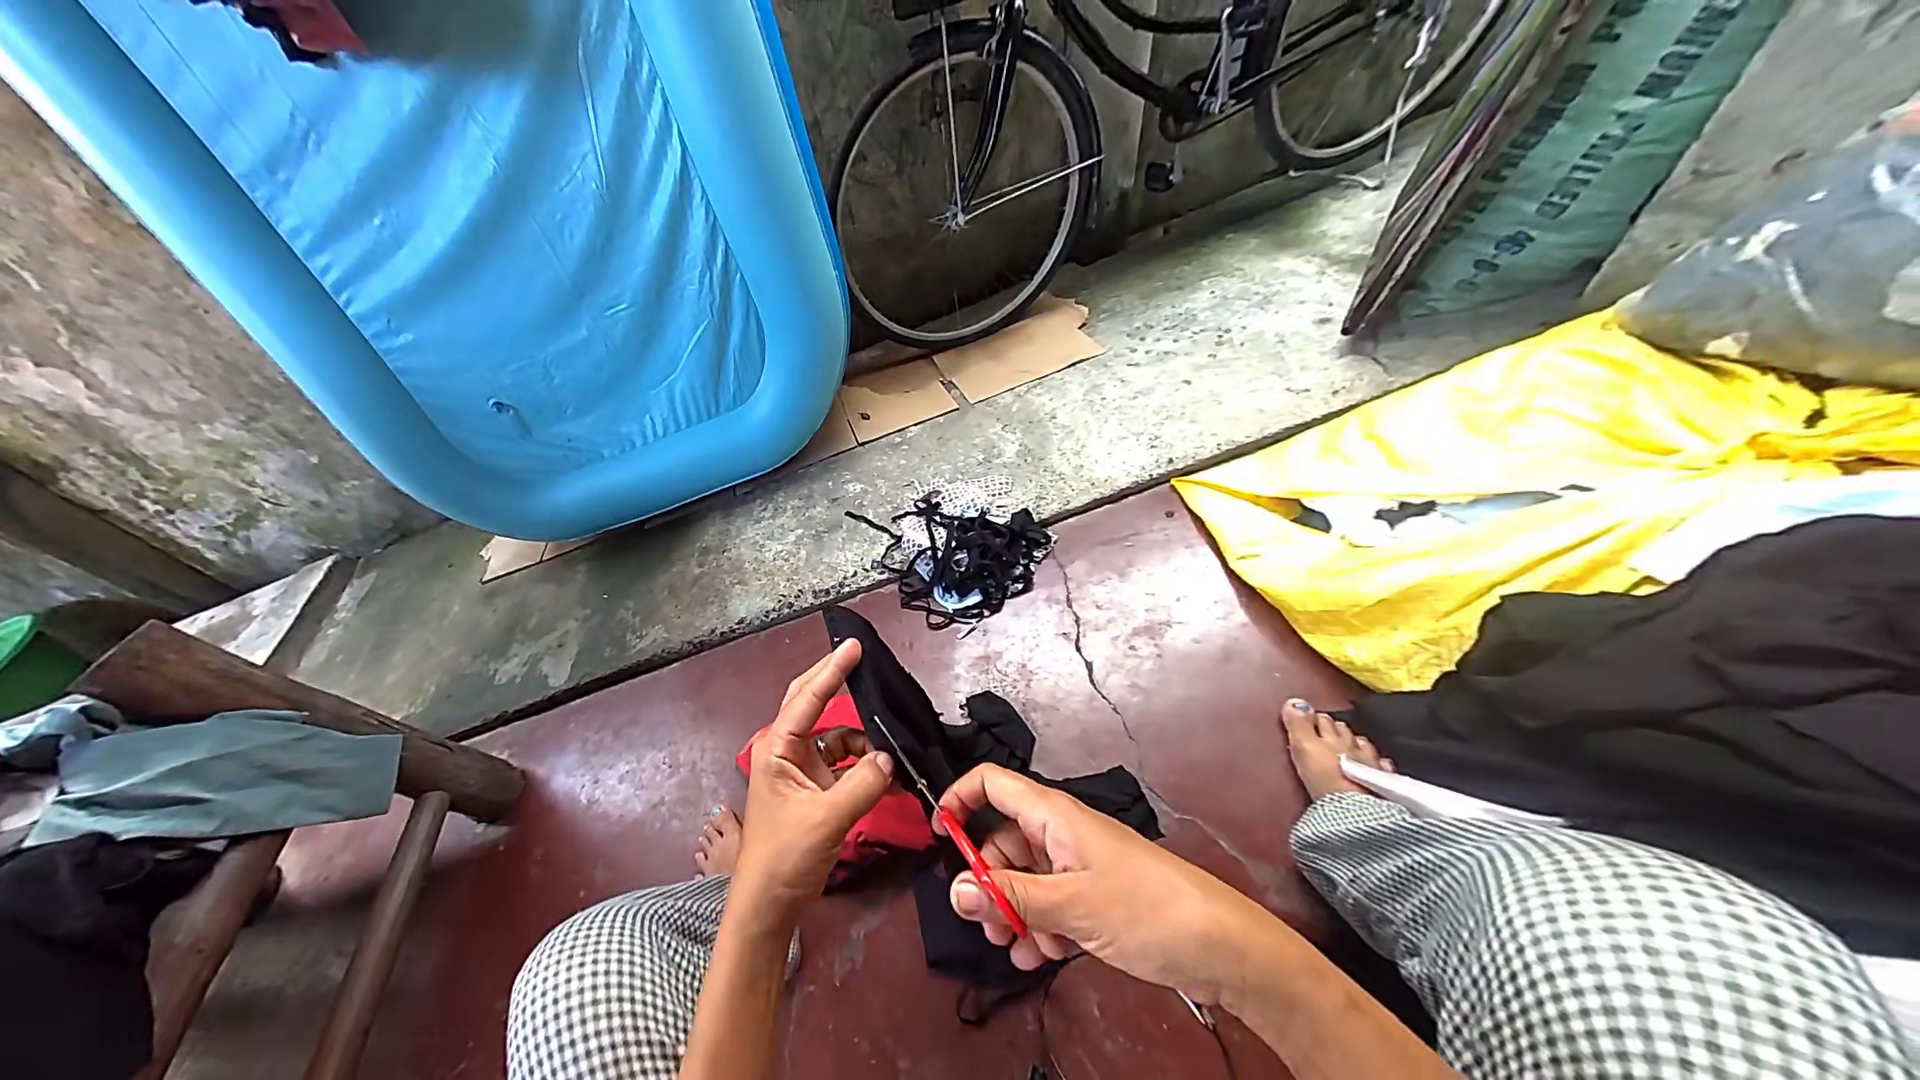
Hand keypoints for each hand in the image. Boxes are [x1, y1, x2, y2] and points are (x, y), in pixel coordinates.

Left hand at [733, 640, 894, 923]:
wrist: (769, 908)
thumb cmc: (783, 859)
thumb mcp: (826, 819)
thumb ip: (864, 784)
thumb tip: (890, 758)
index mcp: (777, 749)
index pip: (807, 698)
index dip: (832, 670)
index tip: (853, 647)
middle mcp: (789, 752)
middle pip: (814, 704)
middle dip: (837, 682)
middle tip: (864, 659)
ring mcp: (804, 770)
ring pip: (840, 737)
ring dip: (866, 742)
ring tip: (892, 752)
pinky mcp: (819, 789)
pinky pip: (849, 764)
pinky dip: (868, 766)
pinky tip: (888, 776)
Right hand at [937, 764, 1284, 1005]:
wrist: (1219, 944)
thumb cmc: (1147, 907)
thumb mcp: (1072, 904)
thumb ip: (1011, 896)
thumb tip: (955, 889)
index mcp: (1053, 815)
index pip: (992, 784)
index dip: (960, 799)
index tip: (939, 835)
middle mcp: (1060, 833)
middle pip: (1002, 841)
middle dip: (989, 881)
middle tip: (990, 924)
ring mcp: (1076, 864)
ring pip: (1023, 878)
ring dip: (1014, 913)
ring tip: (1022, 950)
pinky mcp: (1092, 894)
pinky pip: (1048, 903)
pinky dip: (1040, 927)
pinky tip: (1044, 957)